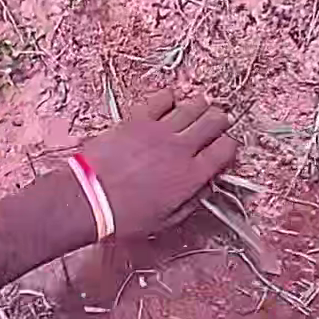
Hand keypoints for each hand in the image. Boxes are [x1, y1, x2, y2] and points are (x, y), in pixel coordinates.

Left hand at [80, 91, 236, 236]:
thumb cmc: (125, 216)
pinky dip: (169, 98)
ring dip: (200, 106)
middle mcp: (181, 149)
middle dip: (220, 120)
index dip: (229, 145)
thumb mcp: (166, 220)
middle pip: (213, 122)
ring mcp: (159, 130)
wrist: (90, 198)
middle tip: (218, 120)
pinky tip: (170, 102)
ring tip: (201, 106)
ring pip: (191, 107)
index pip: (225, 149)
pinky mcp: (138, 119)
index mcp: (191, 175)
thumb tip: (204, 186)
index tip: (225, 146)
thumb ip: (191, 200)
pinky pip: (161, 99)